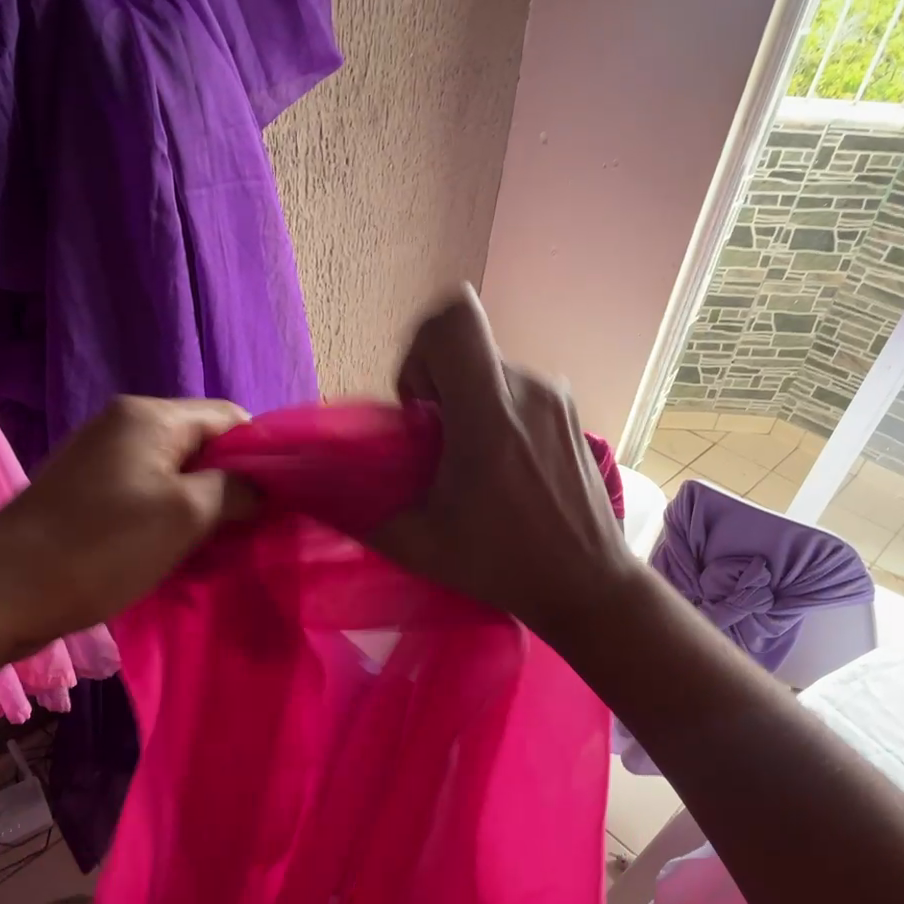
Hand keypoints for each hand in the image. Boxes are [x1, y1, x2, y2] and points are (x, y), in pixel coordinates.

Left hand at [0, 397, 255, 656]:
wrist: (0, 595)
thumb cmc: (99, 548)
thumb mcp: (184, 516)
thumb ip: (235, 490)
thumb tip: (263, 485)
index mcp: (149, 416)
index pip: (230, 417)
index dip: (262, 455)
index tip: (282, 501)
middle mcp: (124, 424)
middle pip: (203, 445)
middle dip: (234, 486)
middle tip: (255, 531)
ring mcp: (101, 458)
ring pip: (177, 474)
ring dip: (204, 508)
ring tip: (222, 549)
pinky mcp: (87, 492)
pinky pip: (148, 495)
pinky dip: (172, 520)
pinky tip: (180, 554)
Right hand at [367, 287, 646, 641]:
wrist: (587, 584)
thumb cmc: (502, 565)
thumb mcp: (419, 545)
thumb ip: (360, 511)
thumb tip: (315, 491)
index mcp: (489, 413)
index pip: (452, 320)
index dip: (419, 353)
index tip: (419, 410)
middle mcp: (527, 389)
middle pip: (465, 349)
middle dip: (438, 389)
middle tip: (438, 450)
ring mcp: (556, 397)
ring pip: (490, 371)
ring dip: (468, 406)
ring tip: (474, 466)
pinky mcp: (571, 412)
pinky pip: (517, 390)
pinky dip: (498, 416)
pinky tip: (504, 468)